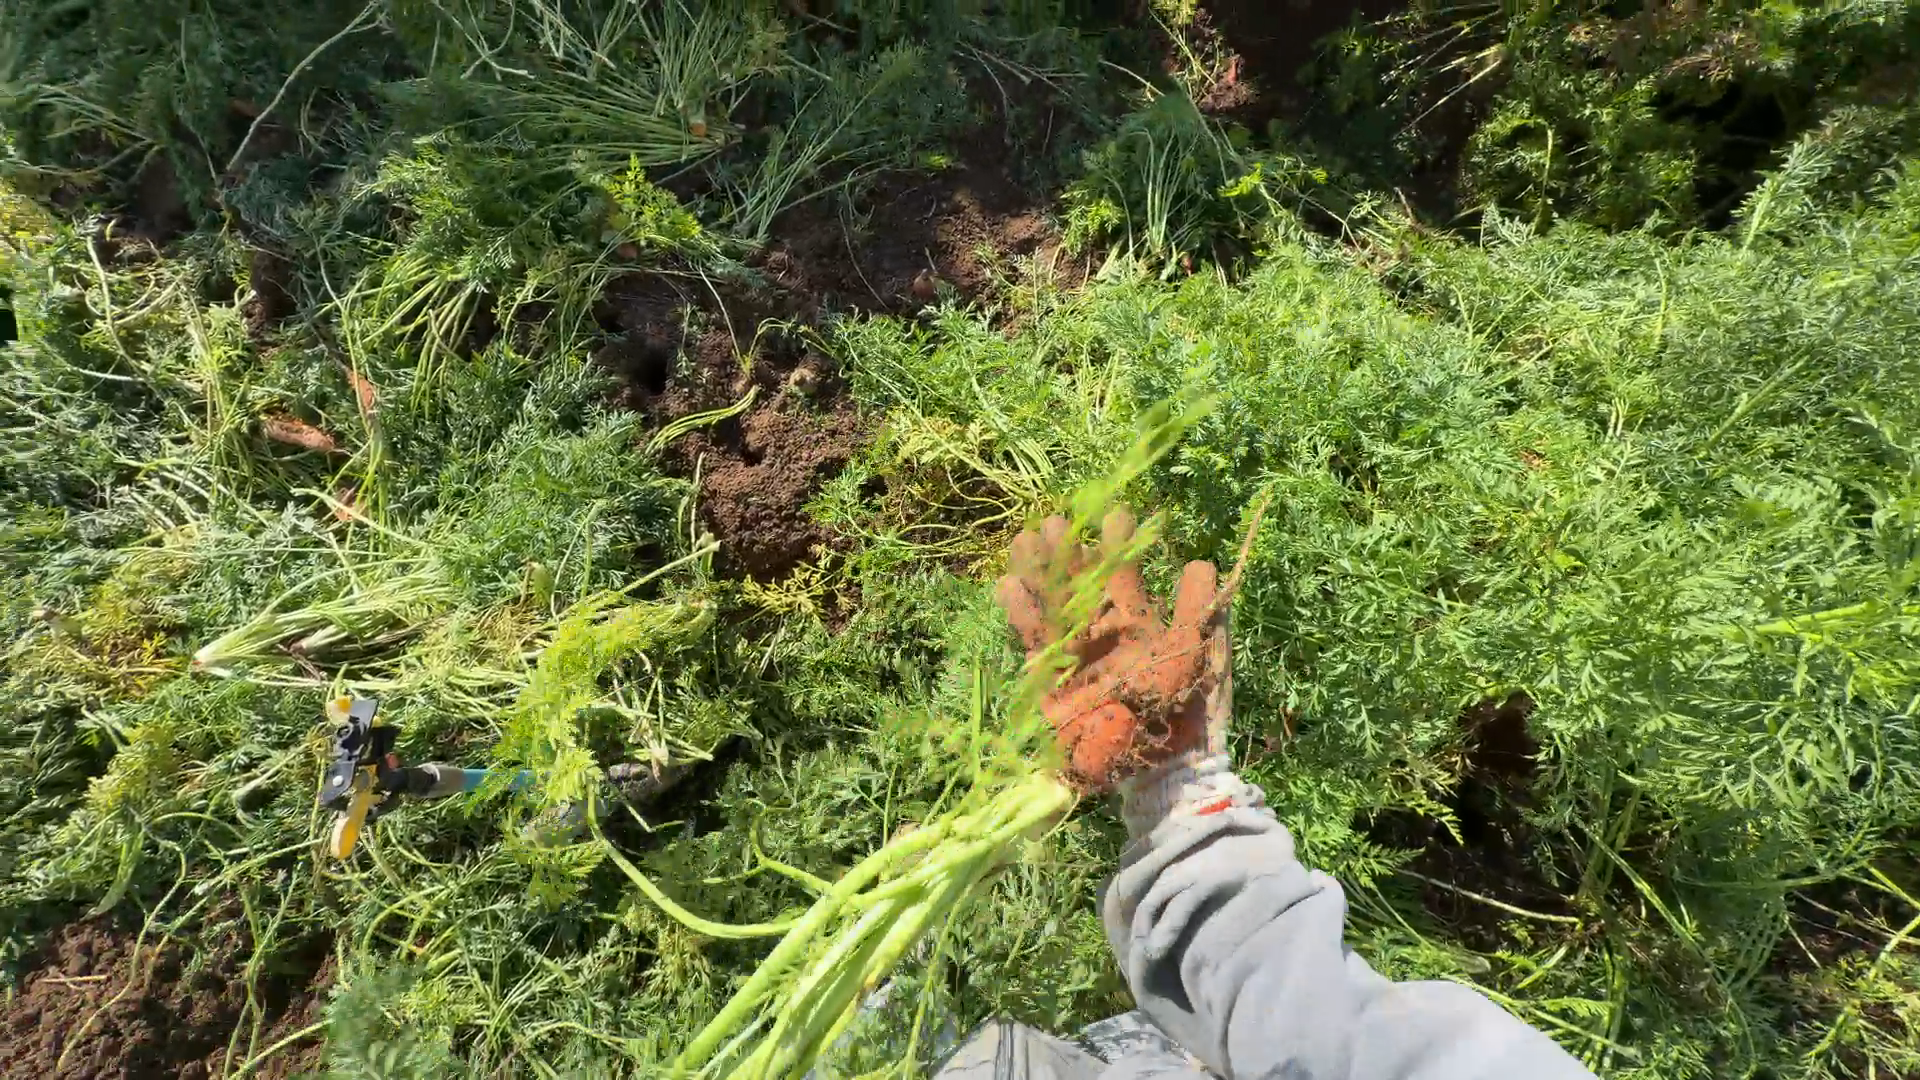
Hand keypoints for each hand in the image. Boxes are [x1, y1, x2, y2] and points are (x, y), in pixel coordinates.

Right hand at [995, 507, 1230, 789]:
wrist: (1160, 770)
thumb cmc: (1184, 713)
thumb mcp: (1198, 655)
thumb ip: (1197, 609)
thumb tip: (1199, 561)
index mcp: (1139, 629)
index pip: (1123, 580)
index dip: (1118, 548)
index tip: (1113, 514)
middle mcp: (1104, 637)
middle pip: (1080, 587)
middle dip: (1066, 555)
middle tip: (1054, 520)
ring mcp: (1075, 656)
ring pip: (1052, 606)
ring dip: (1039, 574)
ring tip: (1025, 538)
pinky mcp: (1049, 678)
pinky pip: (1032, 641)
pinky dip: (1021, 614)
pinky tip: (1007, 583)